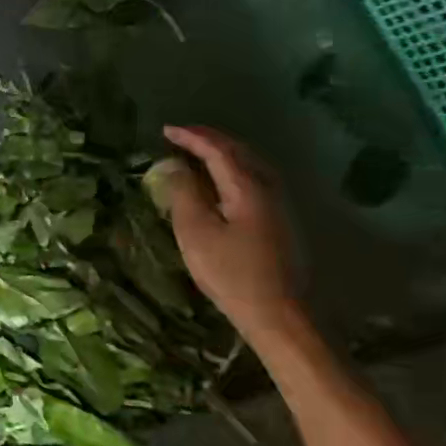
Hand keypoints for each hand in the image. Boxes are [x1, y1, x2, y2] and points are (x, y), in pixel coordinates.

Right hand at [157, 125, 305, 341]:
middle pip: (241, 153)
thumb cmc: (230, 271)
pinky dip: (233, 169)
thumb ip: (183, 192)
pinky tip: (222, 179)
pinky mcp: (280, 222)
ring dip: (224, 153)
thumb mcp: (195, 231)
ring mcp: (279, 207)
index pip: (218, 151)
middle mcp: (269, 190)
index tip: (165, 130)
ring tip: (198, 152)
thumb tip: (173, 165)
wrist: (277, 314)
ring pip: (252, 166)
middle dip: (210, 140)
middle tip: (181, 135)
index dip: (191, 137)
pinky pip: (255, 180)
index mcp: (248, 188)